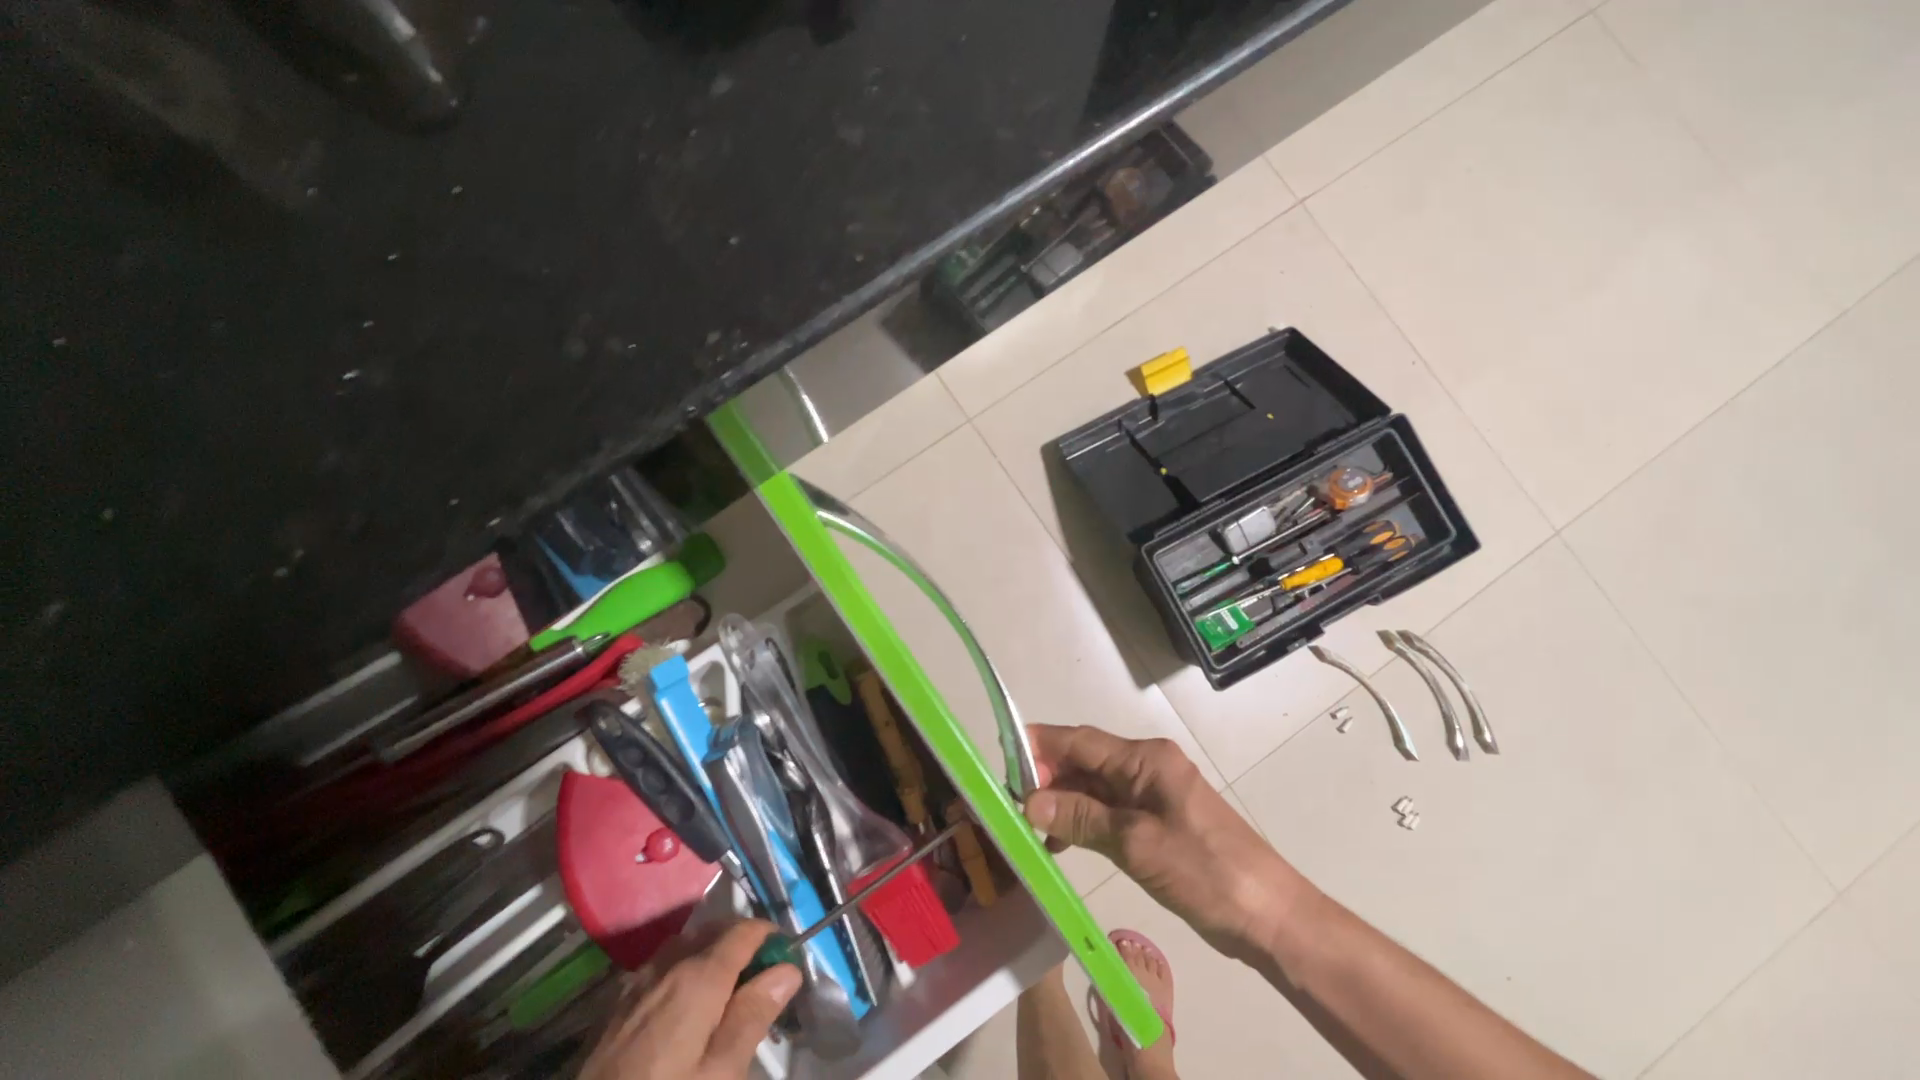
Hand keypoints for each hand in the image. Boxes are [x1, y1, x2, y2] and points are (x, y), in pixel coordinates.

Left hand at [580, 920, 801, 1079]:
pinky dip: (685, 973)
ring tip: (729, 999)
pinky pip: (662, 969)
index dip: (772, 939)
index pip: (744, 931)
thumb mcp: (721, 1073)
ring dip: (713, 957)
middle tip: (764, 985)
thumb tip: (787, 969)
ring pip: (686, 948)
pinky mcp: (618, 1005)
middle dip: (744, 946)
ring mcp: (637, 983)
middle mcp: (667, 966)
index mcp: (698, 977)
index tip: (788, 965)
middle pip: (714, 932)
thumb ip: (754, 1015)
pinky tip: (688, 1012)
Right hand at [1022, 724, 1306, 961]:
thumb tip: (1029, 801)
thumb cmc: (1203, 870)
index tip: (999, 762)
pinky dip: (1080, 823)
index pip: (1080, 741)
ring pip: (1092, 788)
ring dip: (1060, 804)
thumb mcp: (1135, 843)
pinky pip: (1106, 812)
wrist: (1265, 913)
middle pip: (1083, 762)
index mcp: (1146, 759)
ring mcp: (1151, 797)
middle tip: (1006, 806)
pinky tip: (1057, 846)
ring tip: (1026, 830)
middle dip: (1044, 779)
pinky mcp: (1154, 824)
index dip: (1037, 747)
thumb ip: (1080, 818)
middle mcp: (1147, 768)